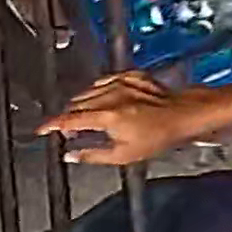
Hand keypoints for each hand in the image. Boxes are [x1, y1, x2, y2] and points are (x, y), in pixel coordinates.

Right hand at [36, 71, 221, 165]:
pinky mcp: (132, 76)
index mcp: (106, 117)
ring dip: (82, 105)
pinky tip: (102, 98)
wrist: (191, 114)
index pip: (68, 120)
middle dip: (69, 117)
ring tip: (88, 116)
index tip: (41, 130)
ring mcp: (122, 84)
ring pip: (87, 93)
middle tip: (72, 130)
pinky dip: (98, 89)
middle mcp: (111, 97)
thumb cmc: (161, 136)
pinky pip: (104, 81)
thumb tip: (69, 155)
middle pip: (75, 105)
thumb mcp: (124, 155)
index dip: (51, 125)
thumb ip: (92, 156)